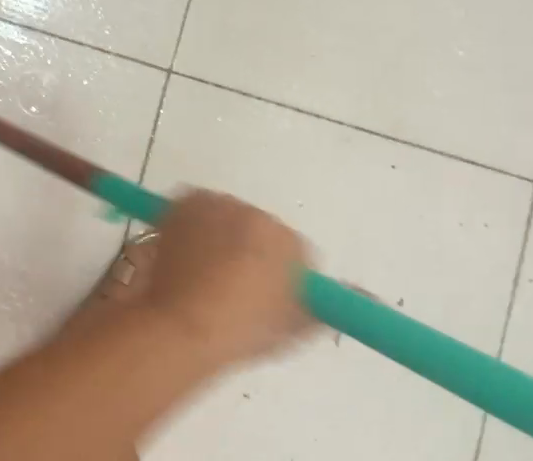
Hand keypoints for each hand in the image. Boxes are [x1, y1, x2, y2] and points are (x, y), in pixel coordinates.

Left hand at [142, 189, 314, 367]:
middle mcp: (251, 212)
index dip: (286, 274)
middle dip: (254, 251)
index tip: (272, 294)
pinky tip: (191, 255)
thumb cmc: (238, 330)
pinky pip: (199, 210)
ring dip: (225, 236)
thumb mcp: (293, 329)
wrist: (179, 323)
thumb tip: (353, 290)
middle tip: (238, 285)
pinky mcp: (182, 203)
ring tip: (209, 273)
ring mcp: (213, 203)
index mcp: (285, 239)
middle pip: (261, 230)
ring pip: (229, 218)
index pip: (297, 250)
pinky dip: (198, 226)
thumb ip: (325, 305)